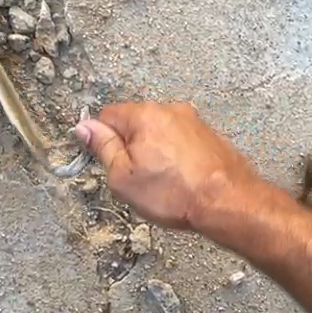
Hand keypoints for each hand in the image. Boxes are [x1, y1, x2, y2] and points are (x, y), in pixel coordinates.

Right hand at [74, 102, 267, 230]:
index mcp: (144, 115)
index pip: (107, 115)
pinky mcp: (208, 136)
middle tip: (136, 178)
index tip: (108, 161)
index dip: (102, 140)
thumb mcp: (122, 177)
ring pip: (159, 134)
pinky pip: (180, 143)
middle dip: (131, 148)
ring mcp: (192, 122)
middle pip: (135, 124)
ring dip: (154, 154)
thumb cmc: (176, 193)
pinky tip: (180, 181)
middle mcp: (170, 110)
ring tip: (162, 183)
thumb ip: (102, 147)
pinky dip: (175, 159)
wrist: (227, 202)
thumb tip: (84, 128)